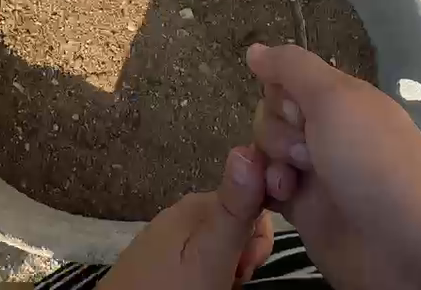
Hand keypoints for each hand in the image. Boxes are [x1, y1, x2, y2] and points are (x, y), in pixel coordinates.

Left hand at [96, 147, 275, 288]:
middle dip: (244, 254)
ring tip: (216, 286)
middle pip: (236, 226)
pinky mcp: (161, 260)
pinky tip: (200, 287)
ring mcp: (171, 237)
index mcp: (199, 203)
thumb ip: (234, 204)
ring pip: (219, 247)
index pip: (250, 200)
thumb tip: (250, 146)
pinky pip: (198, 260)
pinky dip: (207, 276)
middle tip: (232, 278)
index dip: (259, 231)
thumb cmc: (173, 287)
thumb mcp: (211, 248)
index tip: (251, 257)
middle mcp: (185, 213)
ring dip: (227, 268)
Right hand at [247, 43, 420, 289]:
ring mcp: (315, 172)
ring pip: (266, 149)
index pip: (286, 78)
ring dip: (272, 160)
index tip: (298, 110)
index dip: (282, 92)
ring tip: (295, 181)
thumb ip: (292, 67)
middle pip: (271, 113)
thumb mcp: (336, 99)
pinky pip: (265, 186)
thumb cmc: (375, 164)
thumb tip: (254, 49)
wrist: (410, 253)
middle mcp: (326, 131)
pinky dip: (264, 187)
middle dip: (278, 130)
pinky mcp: (304, 211)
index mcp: (340, 100)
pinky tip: (278, 196)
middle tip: (307, 152)